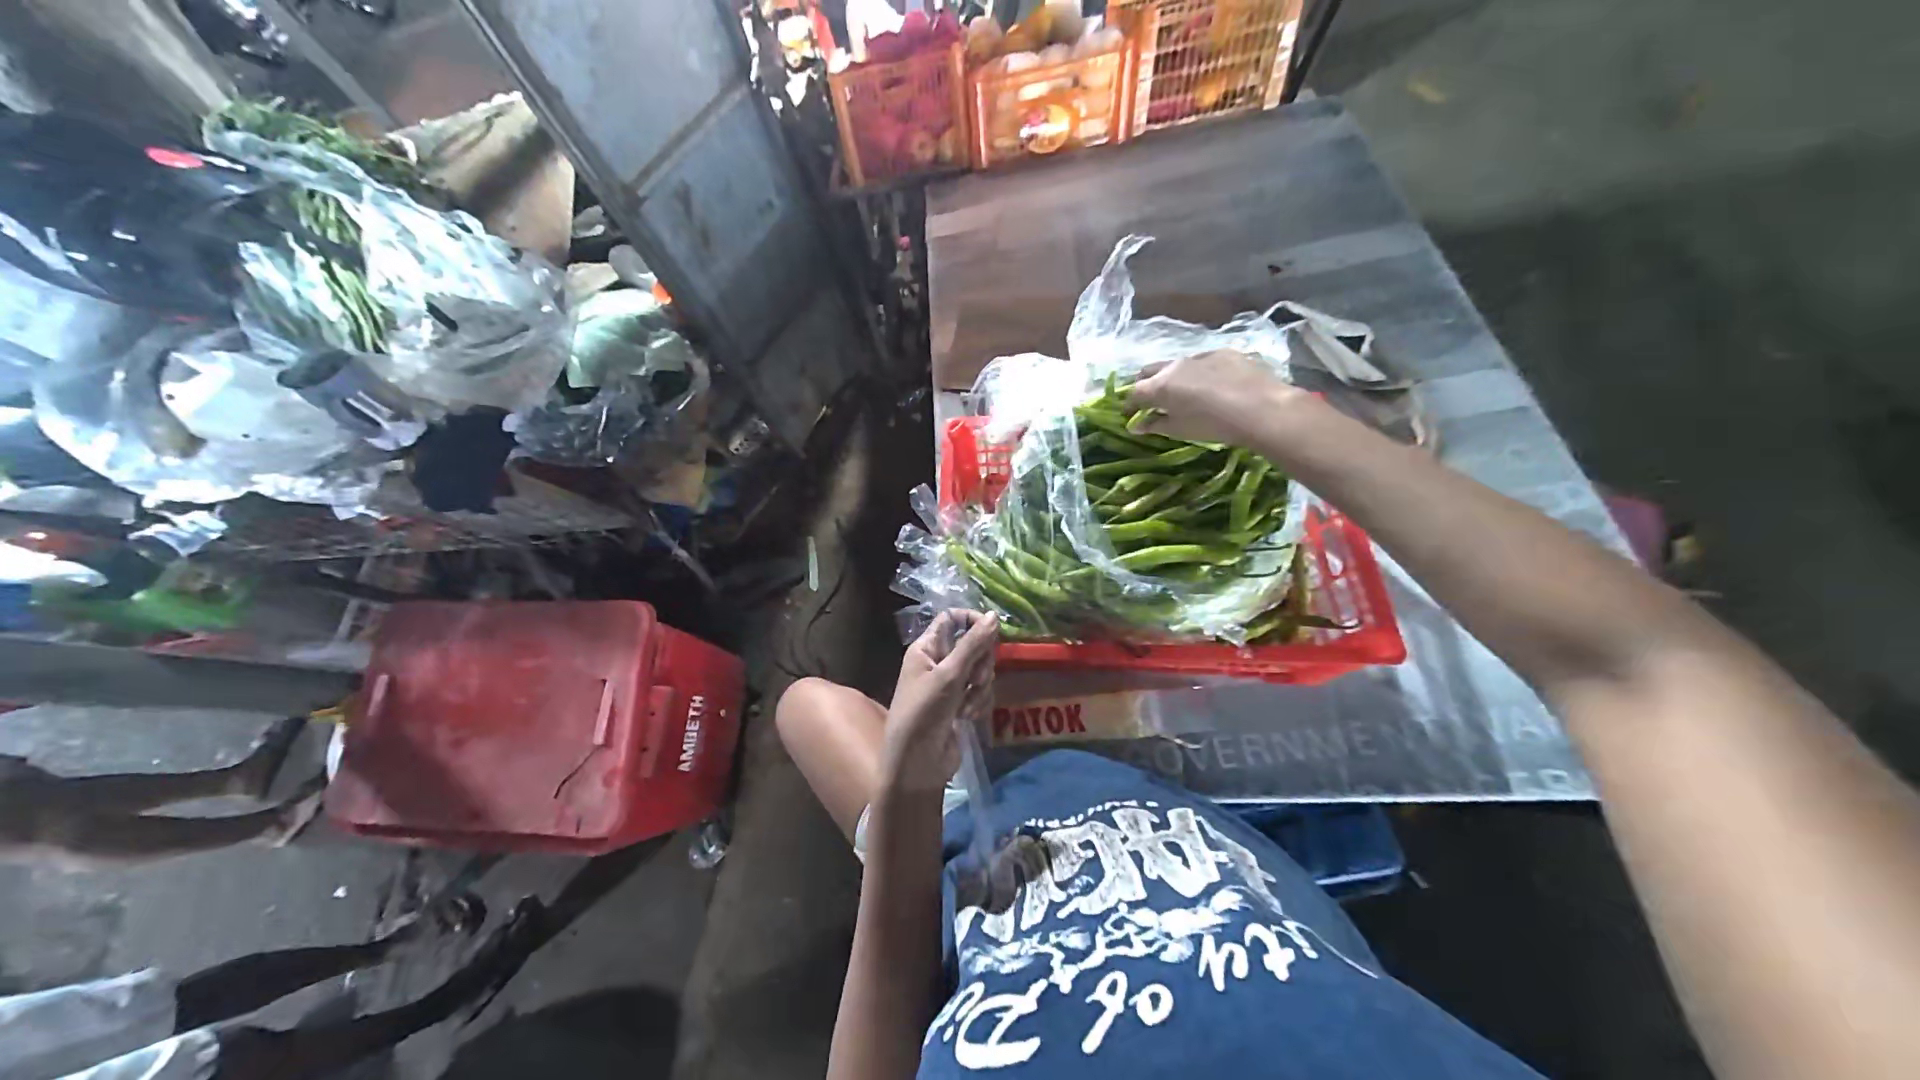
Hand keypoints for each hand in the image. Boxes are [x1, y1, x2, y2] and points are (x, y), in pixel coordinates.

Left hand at [881, 610, 997, 797]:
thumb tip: (993, 615)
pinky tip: (967, 718)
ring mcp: (950, 685)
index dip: (972, 621)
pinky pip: (980, 692)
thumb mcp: (949, 676)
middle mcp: (938, 662)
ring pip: (981, 671)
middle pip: (973, 646)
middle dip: (981, 664)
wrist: (918, 764)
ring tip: (965, 707)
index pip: (952, 619)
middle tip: (975, 679)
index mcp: (926, 648)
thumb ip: (973, 644)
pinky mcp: (960, 705)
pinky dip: (978, 703)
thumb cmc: (924, 713)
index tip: (990, 632)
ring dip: (979, 688)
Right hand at [1127, 349, 1308, 445]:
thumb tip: (1136, 425)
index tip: (1130, 415)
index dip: (1129, 405)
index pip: (1134, 393)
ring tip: (1183, 392)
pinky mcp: (1224, 353)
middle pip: (1149, 371)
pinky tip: (1213, 385)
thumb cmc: (1213, 425)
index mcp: (1160, 386)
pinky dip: (1199, 372)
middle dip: (1145, 384)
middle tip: (1151, 400)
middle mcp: (1174, 366)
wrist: (1261, 407)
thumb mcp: (1180, 430)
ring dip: (1173, 377)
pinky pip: (1203, 361)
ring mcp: (1199, 356)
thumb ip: (1154, 425)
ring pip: (1176, 364)